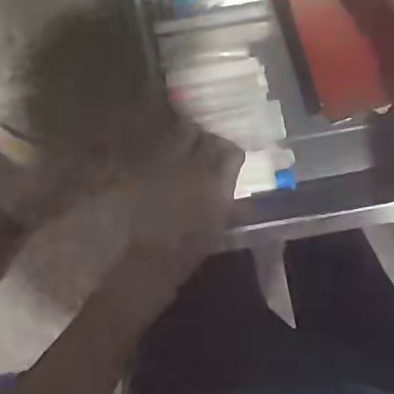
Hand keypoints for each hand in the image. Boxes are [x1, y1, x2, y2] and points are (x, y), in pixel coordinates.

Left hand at [120, 123, 243, 280]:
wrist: (151, 259)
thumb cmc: (191, 248)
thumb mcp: (220, 226)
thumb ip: (233, 207)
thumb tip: (245, 202)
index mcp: (219, 183)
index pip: (232, 153)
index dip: (232, 151)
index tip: (230, 155)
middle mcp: (197, 167)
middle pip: (208, 138)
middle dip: (211, 140)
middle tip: (209, 145)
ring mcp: (170, 164)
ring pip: (182, 134)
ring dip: (189, 135)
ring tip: (189, 142)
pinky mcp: (148, 167)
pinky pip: (162, 147)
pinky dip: (168, 146)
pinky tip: (169, 155)